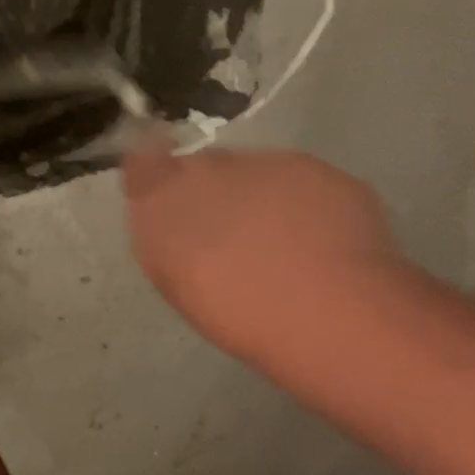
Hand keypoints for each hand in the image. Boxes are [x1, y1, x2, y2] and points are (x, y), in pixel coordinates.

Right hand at [121, 135, 400, 346]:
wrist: (328, 312)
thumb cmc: (230, 305)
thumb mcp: (169, 272)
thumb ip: (157, 226)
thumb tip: (154, 195)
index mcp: (162, 192)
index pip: (144, 162)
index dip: (152, 172)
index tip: (161, 193)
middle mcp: (212, 165)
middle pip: (204, 166)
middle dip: (211, 189)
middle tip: (224, 232)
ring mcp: (273, 165)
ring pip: (257, 171)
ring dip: (259, 194)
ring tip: (277, 241)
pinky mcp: (329, 176)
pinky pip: (306, 184)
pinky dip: (306, 204)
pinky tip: (317, 242)